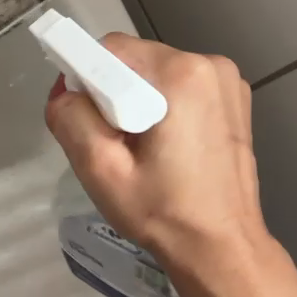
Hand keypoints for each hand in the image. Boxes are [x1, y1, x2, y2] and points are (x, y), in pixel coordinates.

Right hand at [44, 34, 268, 270]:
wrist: (220, 247)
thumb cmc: (160, 211)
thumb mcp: (99, 169)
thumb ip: (70, 119)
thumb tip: (64, 92)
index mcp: (180, 75)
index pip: (109, 50)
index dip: (85, 79)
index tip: (84, 120)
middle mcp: (210, 66)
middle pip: (132, 59)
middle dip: (110, 93)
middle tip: (110, 144)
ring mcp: (227, 82)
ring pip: (152, 73)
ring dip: (133, 101)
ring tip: (136, 150)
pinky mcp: (232, 100)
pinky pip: (176, 87)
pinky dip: (159, 107)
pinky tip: (161, 146)